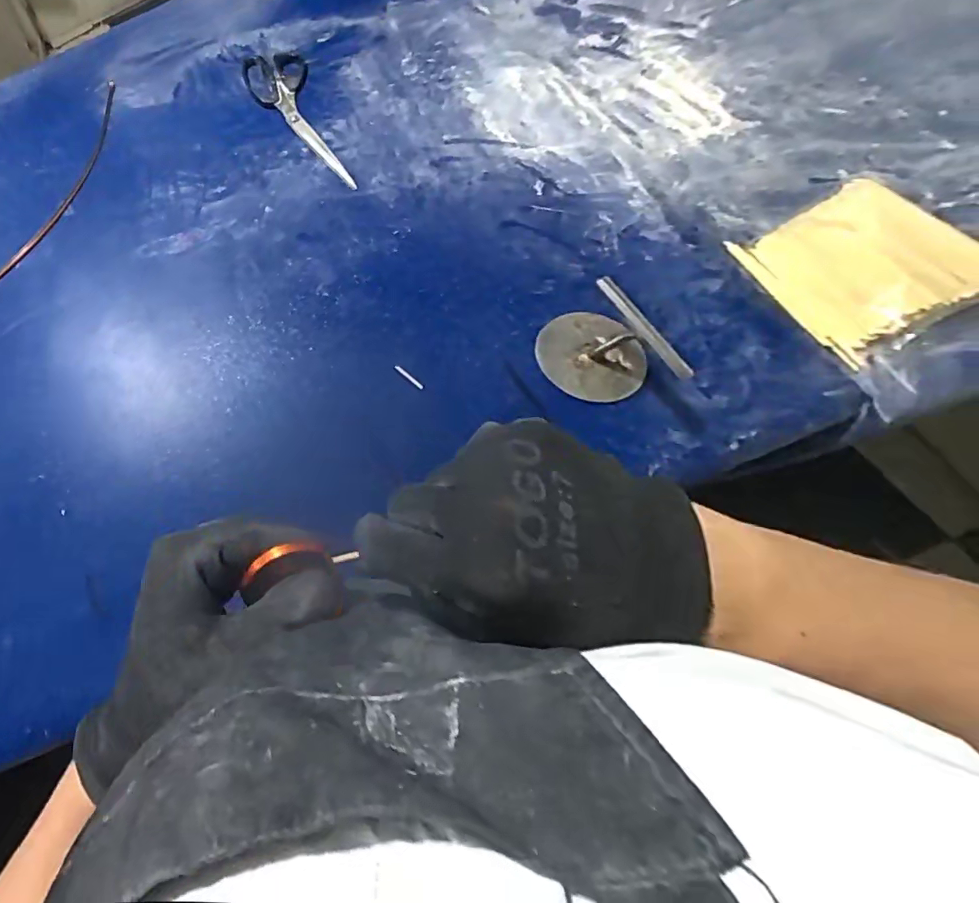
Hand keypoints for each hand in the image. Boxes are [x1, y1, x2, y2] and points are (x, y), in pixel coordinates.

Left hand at [74, 519, 345, 799]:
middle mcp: (181, 550)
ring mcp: (186, 570)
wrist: (139, 730)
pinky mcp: (195, 593)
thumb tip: (331, 578)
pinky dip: (269, 598)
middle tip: (335, 600)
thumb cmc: (181, 694)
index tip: (344, 577)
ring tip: (318, 613)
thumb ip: (284, 611)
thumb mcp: (238, 652)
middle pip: (252, 545)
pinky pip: (243, 583)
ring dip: (284, 585)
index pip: (252, 532)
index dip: (300, 548)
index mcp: (182, 552)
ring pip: (251, 564)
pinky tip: (290, 623)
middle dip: (293, 568)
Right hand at [355, 419, 710, 648]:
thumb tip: (379, 559)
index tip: (392, 551)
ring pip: (439, 474)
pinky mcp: (526, 433)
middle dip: (420, 522)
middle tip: (453, 537)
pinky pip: (475, 450)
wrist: (684, 571)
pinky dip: (488, 470)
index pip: (379, 539)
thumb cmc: (587, 618)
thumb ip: (433, 592)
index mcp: (472, 567)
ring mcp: (503, 462)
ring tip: (495, 515)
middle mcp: (479, 507)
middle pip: (405, 501)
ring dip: (454, 495)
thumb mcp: (501, 629)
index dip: (382, 547)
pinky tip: (520, 490)